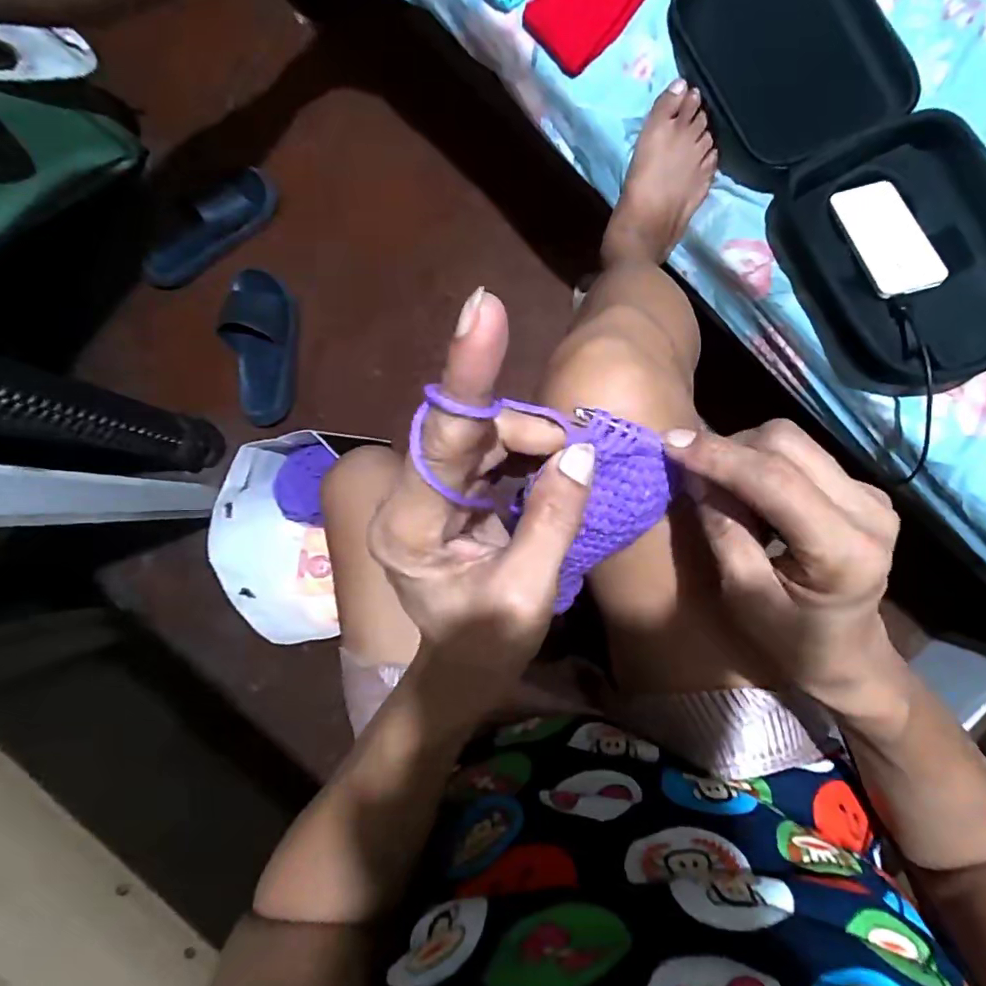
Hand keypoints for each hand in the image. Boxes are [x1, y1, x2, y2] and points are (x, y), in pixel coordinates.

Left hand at [367, 289, 594, 683]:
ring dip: (528, 440)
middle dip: (520, 426)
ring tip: (566, 463)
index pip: (438, 438)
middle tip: (569, 446)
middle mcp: (408, 499)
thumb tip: (578, 454)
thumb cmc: (484, 650)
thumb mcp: (525, 596)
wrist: (461, 676)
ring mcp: (429, 494)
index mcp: (407, 527)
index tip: (482, 309)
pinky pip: (490, 454)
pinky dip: (527, 453)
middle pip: (463, 431)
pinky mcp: (453, 495)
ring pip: (480, 437)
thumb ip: (551, 521)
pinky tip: (552, 466)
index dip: (465, 373)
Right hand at [663, 420, 913, 733]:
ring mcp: (873, 495)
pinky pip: (804, 453)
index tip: (671, 444)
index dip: (719, 456)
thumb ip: (722, 529)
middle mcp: (870, 512)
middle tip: (695, 473)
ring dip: (746, 452)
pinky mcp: (866, 488)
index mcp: (843, 551)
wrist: (847, 654)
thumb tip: (695, 473)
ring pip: (794, 441)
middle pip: (787, 444)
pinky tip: (752, 491)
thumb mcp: (743, 594)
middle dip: (730, 449)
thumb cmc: (789, 639)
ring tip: (723, 486)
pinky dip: (765, 462)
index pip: (775, 481)